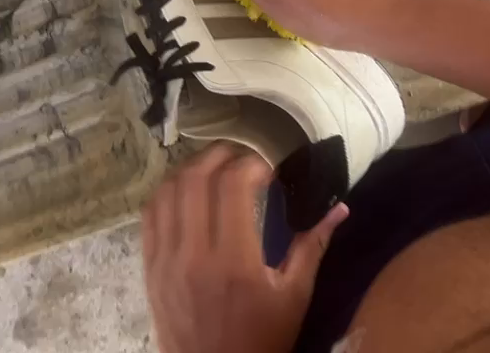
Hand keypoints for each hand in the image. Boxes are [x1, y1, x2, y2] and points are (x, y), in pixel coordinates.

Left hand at [143, 144, 348, 352]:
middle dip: (221, 154)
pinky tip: (187, 188)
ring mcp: (166, 261)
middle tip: (242, 156)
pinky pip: (150, 214)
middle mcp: (194, 255)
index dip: (252, 163)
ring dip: (192, 167)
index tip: (269, 167)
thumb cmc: (260, 340)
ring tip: (215, 166)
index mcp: (234, 261)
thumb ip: (312, 246)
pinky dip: (168, 190)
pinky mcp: (150, 268)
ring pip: (169, 190)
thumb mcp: (294, 298)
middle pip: (197, 178)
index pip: (233, 185)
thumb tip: (339, 207)